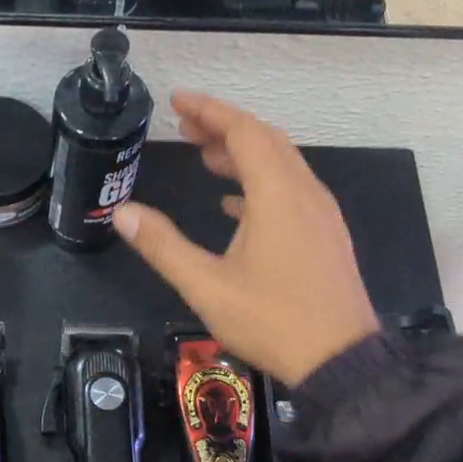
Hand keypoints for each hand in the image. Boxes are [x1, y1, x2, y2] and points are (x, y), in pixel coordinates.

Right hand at [113, 93, 379, 384]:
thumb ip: (162, 245)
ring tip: (205, 157)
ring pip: (281, 163)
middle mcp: (304, 192)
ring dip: (243, 153)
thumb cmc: (271, 319)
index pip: (243, 131)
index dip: (209, 111)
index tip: (177, 101)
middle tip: (184, 127)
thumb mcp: (206, 285)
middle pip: (265, 140)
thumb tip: (122, 213)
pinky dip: (260, 182)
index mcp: (277, 194)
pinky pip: (291, 189)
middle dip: (224, 127)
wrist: (340, 360)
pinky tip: (234, 204)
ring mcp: (320, 213)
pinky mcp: (325, 235)